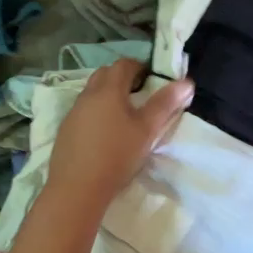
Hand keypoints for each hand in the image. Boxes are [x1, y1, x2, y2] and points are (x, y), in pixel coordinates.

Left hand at [46, 60, 192, 211]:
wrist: (76, 188)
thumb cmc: (116, 155)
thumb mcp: (146, 130)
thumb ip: (165, 104)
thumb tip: (186, 82)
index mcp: (108, 89)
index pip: (124, 64)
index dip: (140, 66)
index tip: (153, 79)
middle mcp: (88, 95)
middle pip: (105, 74)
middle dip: (123, 77)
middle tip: (140, 94)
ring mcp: (73, 112)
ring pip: (92, 92)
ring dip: (108, 94)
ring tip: (124, 115)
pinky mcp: (66, 129)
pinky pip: (83, 110)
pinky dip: (96, 111)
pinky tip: (104, 133)